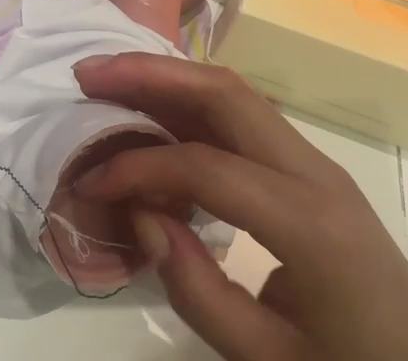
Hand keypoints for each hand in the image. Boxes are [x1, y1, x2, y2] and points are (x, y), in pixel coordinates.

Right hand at [72, 54, 407, 360]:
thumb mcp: (268, 359)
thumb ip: (196, 290)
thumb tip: (140, 214)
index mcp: (308, 224)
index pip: (206, 168)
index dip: (138, 167)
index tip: (91, 182)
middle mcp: (316, 173)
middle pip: (226, 93)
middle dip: (151, 74)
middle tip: (89, 74)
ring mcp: (318, 166)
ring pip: (237, 96)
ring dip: (170, 80)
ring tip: (110, 79)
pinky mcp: (313, 172)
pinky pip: (246, 122)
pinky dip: (193, 107)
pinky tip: (156, 117)